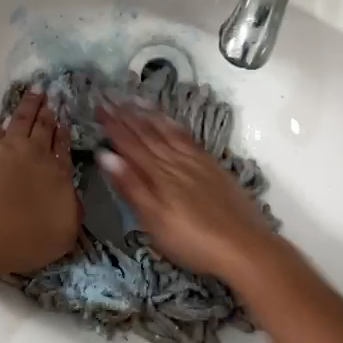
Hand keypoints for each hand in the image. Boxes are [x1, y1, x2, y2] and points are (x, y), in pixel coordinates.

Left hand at [0, 91, 80, 275]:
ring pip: (25, 122)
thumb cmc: (26, 239)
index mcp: (61, 178)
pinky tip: (8, 117)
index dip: (64, 135)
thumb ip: (71, 213)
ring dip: (31, 106)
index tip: (65, 120)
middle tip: (53, 95)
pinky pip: (2, 131)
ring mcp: (13, 152)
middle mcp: (40, 159)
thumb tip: (73, 199)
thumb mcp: (63, 234)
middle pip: (46, 131)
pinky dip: (7, 121)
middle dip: (50, 113)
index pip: (65, 151)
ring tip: (35, 91)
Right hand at [95, 105, 278, 282]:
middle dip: (126, 115)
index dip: (113, 126)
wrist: (243, 246)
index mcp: (157, 175)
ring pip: (166, 132)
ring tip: (133, 100)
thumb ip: (131, 188)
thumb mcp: (154, 221)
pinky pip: (187, 137)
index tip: (99, 107)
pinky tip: (168, 120)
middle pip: (146, 134)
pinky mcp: (212, 166)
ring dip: (148, 115)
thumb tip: (105, 155)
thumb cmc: (192, 241)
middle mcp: (174, 162)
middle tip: (110, 96)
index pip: (129, 145)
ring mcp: (195, 162)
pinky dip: (173, 125)